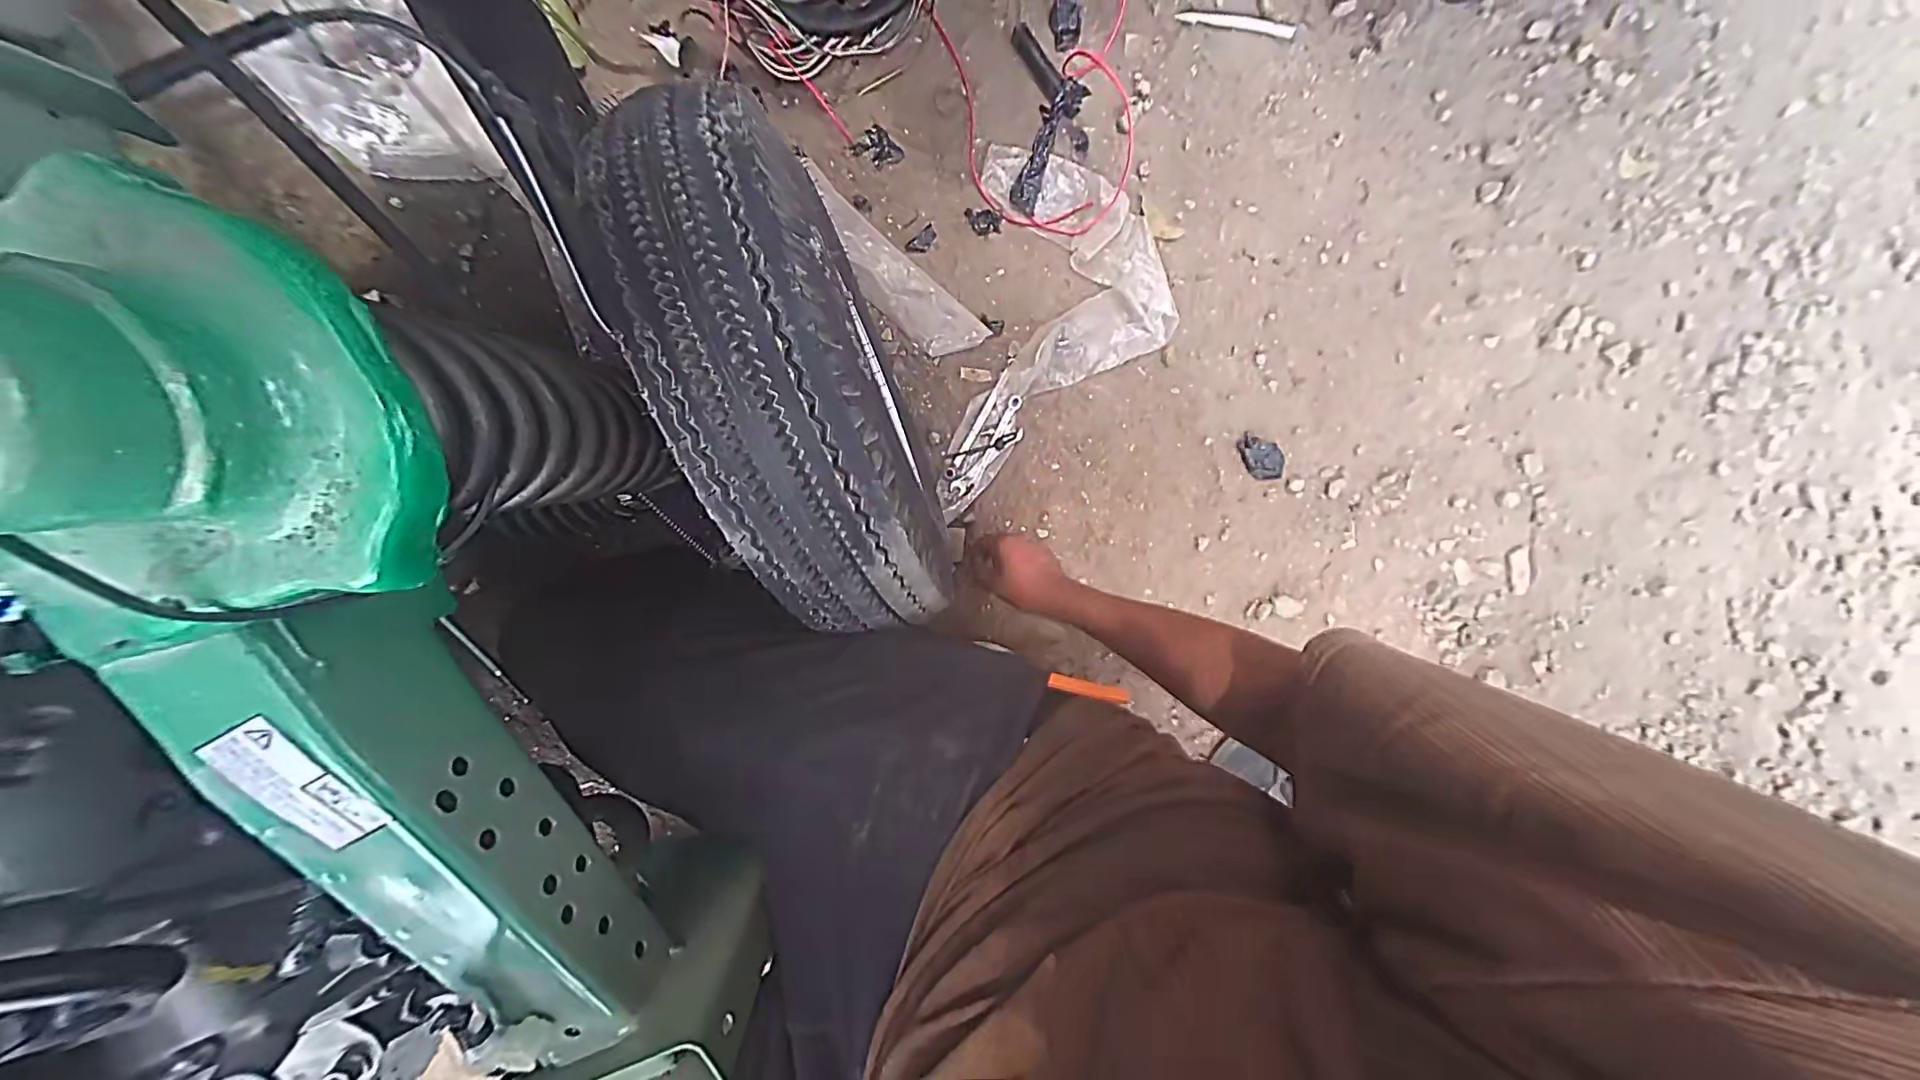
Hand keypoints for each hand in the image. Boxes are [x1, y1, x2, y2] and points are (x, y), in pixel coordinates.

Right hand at [968, 533, 1076, 615]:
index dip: (975, 550)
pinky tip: (1020, 573)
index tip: (972, 558)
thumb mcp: (995, 585)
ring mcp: (1032, 543)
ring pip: (1013, 546)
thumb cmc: (1025, 590)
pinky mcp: (1044, 551)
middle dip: (990, 552)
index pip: (982, 541)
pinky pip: (1026, 552)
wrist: (1055, 594)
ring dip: (1006, 555)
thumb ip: (980, 574)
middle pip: (998, 541)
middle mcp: (1018, 538)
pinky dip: (1020, 559)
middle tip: (985, 565)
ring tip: (1002, 571)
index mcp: (1003, 543)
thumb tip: (974, 569)